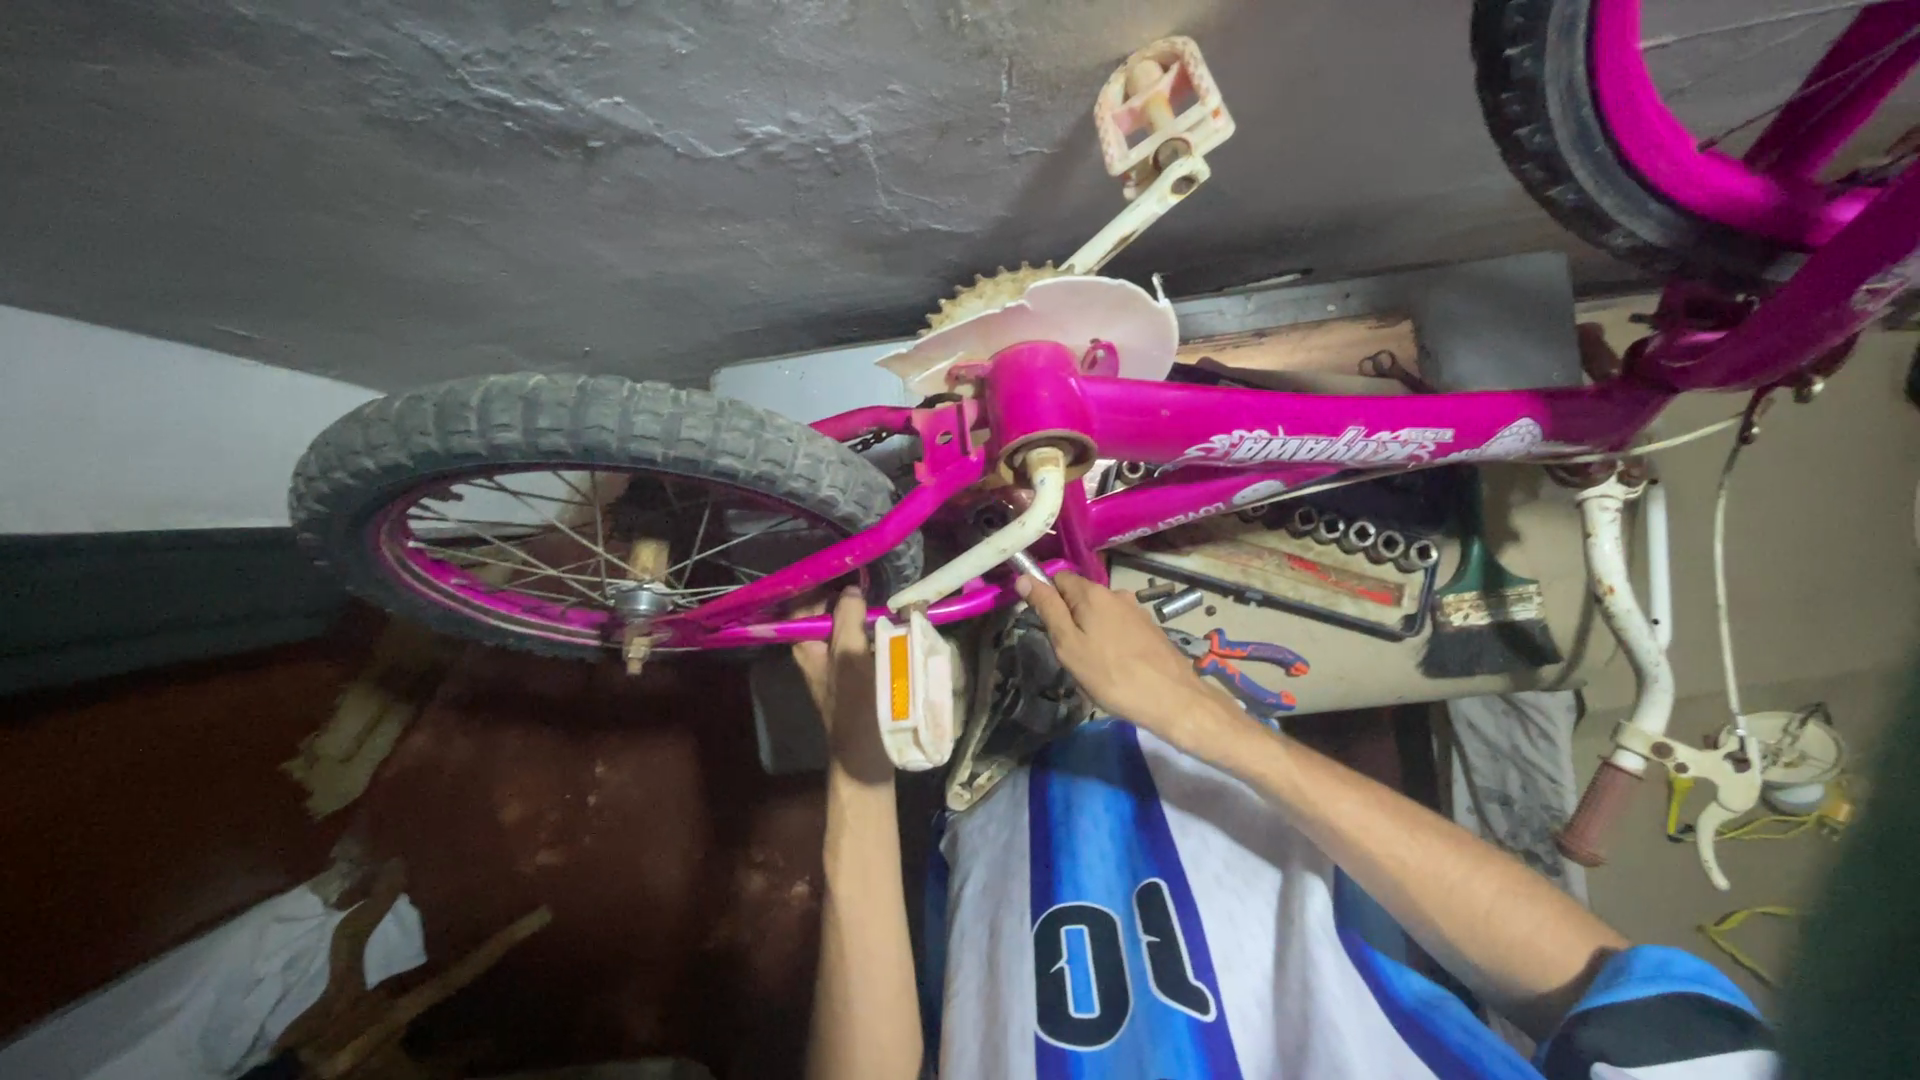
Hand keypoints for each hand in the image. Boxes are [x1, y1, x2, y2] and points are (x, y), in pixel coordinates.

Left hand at [791, 587, 890, 784]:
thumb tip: (851, 589)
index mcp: (805, 645)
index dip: (821, 583)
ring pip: (843, 625)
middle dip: (844, 595)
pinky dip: (868, 628)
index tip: (846, 568)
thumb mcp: (851, 655)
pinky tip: (886, 622)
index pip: (803, 602)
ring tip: (879, 596)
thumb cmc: (857, 703)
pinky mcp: (852, 671)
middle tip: (869, 581)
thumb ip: (848, 617)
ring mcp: (833, 662)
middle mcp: (814, 650)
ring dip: (859, 611)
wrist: (867, 754)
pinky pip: (856, 640)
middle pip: (824, 611)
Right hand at [1015, 572, 1232, 744]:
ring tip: (1091, 665)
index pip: (1058, 578)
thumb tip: (1024, 578)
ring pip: (1098, 613)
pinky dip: (1109, 640)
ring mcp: (1135, 610)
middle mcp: (1115, 593)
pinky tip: (1113, 666)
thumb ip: (1047, 609)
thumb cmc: (1111, 675)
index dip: (1046, 597)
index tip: (1046, 627)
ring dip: (1089, 631)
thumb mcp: (1069, 645)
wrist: (1171, 698)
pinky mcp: (1148, 628)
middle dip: (1069, 619)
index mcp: (1092, 593)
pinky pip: (1117, 626)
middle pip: (1079, 596)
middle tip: (1069, 654)